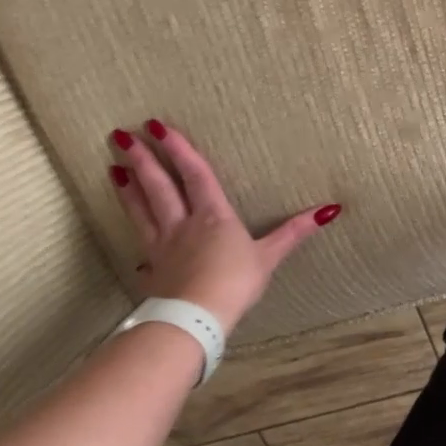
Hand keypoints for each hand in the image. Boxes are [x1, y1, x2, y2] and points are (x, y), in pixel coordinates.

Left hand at [109, 119, 338, 330]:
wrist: (192, 319)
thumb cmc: (234, 283)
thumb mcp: (270, 256)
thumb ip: (295, 231)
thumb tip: (331, 209)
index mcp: (213, 216)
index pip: (195, 174)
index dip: (179, 149)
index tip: (158, 126)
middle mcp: (182, 224)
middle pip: (159, 186)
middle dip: (144, 160)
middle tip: (123, 137)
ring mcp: (162, 245)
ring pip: (141, 209)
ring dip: (128, 186)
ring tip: (114, 167)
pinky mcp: (152, 266)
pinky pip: (138, 237)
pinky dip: (132, 223)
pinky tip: (127, 222)